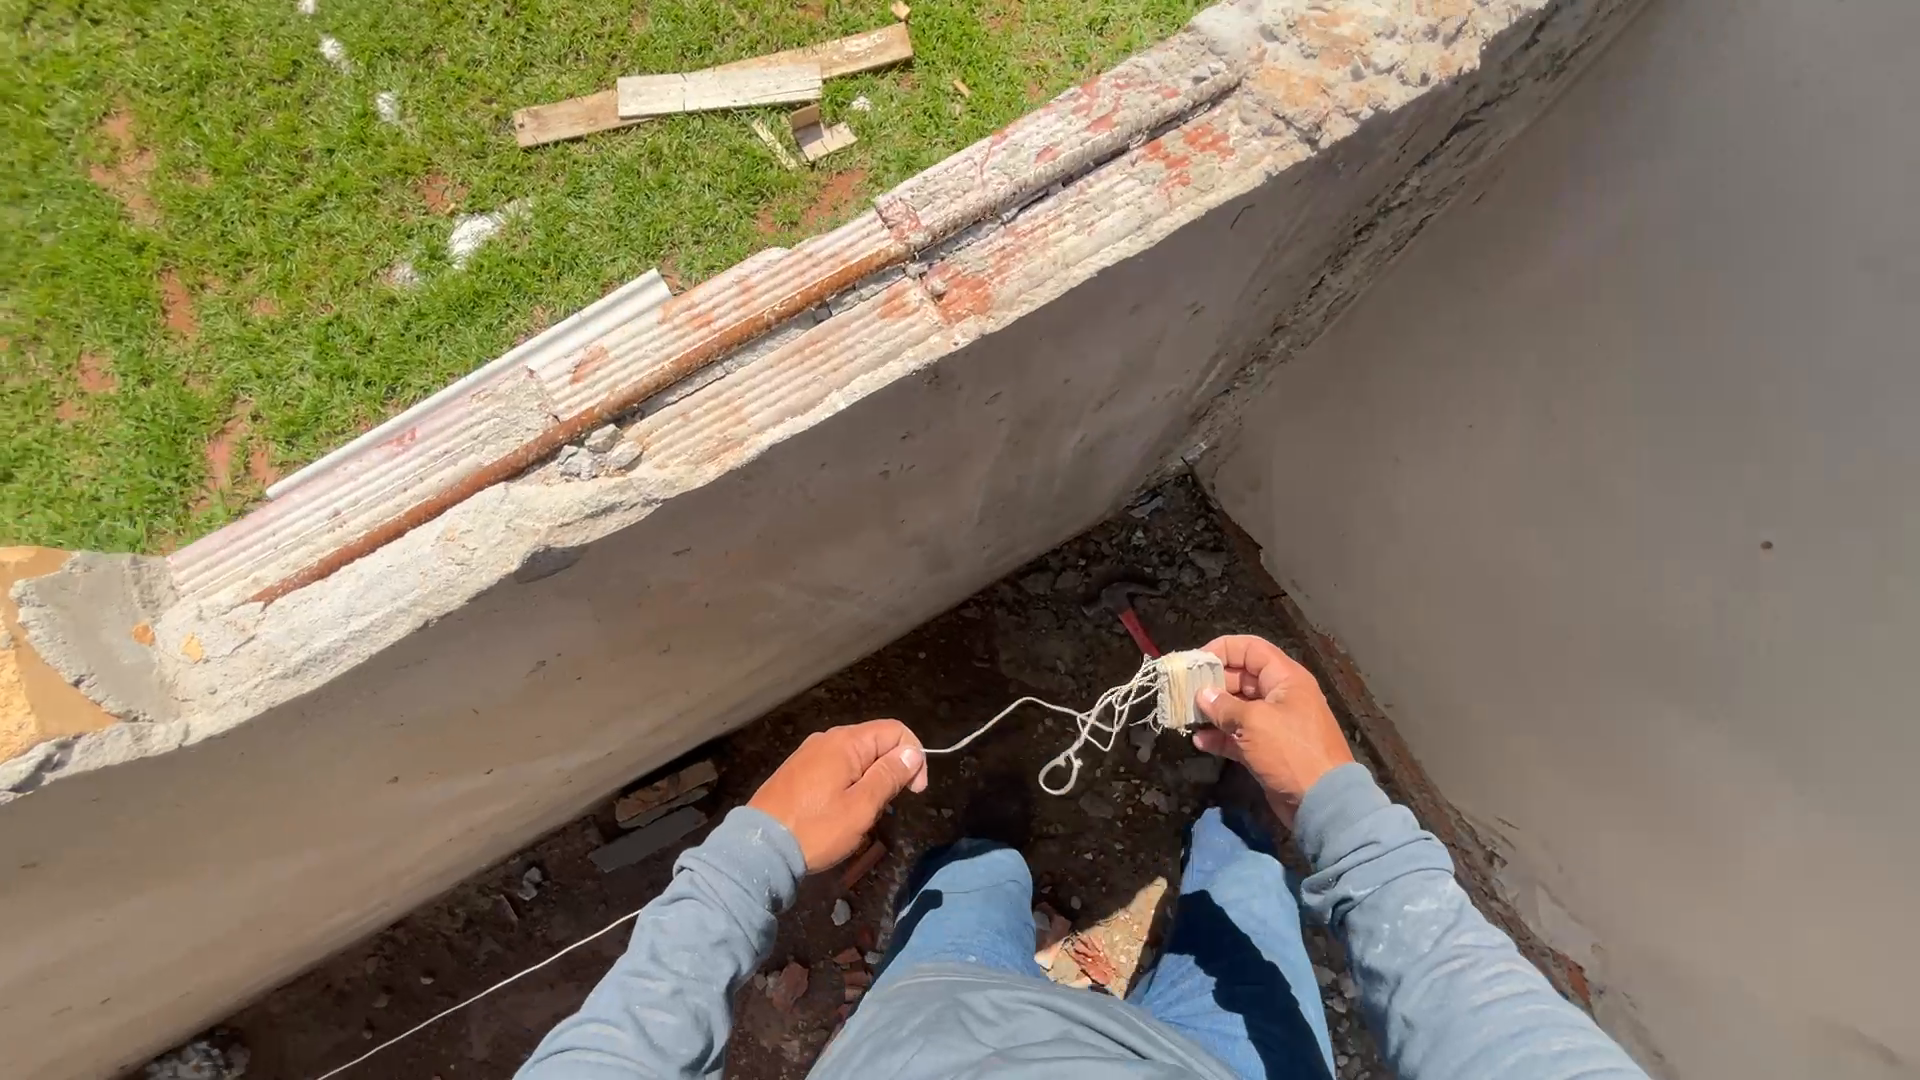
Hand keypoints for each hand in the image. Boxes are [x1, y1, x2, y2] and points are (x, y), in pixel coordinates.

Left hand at [749, 719, 929, 872]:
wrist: (758, 849)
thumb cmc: (815, 829)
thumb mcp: (861, 807)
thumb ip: (888, 776)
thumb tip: (912, 752)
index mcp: (846, 742)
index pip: (895, 730)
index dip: (913, 756)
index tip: (915, 791)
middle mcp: (828, 739)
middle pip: (875, 742)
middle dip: (891, 770)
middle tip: (888, 807)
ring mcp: (810, 753)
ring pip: (856, 757)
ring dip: (871, 780)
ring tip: (865, 814)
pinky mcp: (799, 770)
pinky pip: (836, 767)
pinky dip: (850, 783)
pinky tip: (842, 811)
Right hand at [1194, 635, 1354, 826]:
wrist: (1323, 803)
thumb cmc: (1290, 751)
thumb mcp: (1254, 722)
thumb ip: (1224, 706)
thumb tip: (1203, 695)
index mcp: (1285, 679)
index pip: (1251, 649)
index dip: (1222, 649)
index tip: (1195, 662)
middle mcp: (1279, 696)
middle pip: (1240, 677)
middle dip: (1211, 683)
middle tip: (1184, 691)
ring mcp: (1273, 724)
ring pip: (1236, 707)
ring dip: (1211, 711)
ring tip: (1187, 716)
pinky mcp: (1266, 749)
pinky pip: (1237, 735)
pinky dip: (1219, 736)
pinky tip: (1199, 741)